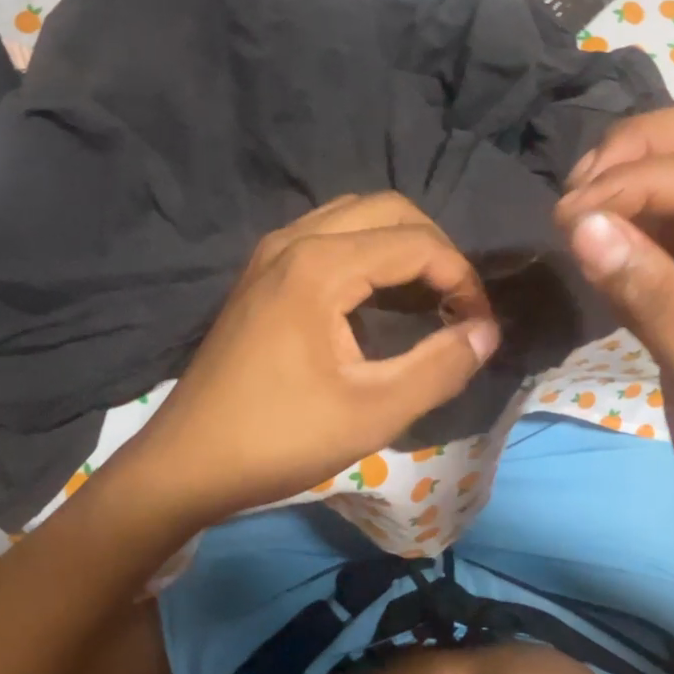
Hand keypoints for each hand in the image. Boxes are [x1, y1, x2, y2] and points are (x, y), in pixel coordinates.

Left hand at [129, 193, 500, 521]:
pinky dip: (367, 252)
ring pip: (356, 216)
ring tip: (427, 297)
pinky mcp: (261, 272)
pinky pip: (329, 235)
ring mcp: (271, 252)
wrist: (186, 463)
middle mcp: (295, 239)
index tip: (479, 326)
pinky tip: (378, 299)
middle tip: (457, 304)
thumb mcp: (373, 412)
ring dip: (401, 244)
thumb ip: (440, 366)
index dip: (462, 278)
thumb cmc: (279, 438)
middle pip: (389, 210)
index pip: (417, 242)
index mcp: (320, 264)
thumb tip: (487, 330)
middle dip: (436, 249)